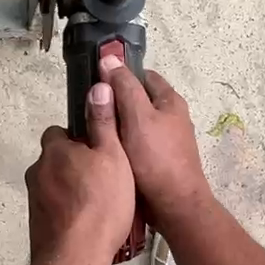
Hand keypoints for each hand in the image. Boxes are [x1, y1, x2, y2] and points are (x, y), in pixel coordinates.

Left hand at [24, 82, 135, 264]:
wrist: (75, 259)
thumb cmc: (100, 204)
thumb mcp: (113, 156)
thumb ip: (104, 122)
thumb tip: (98, 87)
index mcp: (54, 150)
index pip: (59, 133)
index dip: (79, 139)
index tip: (99, 151)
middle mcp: (37, 171)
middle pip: (57, 160)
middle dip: (75, 165)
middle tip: (104, 178)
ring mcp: (34, 199)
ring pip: (55, 185)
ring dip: (72, 190)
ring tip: (100, 204)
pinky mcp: (36, 224)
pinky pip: (54, 209)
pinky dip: (68, 212)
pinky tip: (89, 224)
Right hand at [98, 55, 210, 227]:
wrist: (175, 206)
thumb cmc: (156, 158)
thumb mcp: (137, 117)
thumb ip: (123, 87)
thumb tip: (109, 58)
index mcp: (170, 101)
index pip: (142, 75)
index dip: (120, 76)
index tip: (96, 84)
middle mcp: (171, 117)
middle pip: (137, 100)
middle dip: (115, 103)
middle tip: (89, 110)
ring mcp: (166, 140)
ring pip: (134, 124)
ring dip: (116, 126)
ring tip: (92, 131)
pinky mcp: (158, 160)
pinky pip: (135, 144)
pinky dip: (121, 144)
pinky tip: (106, 152)